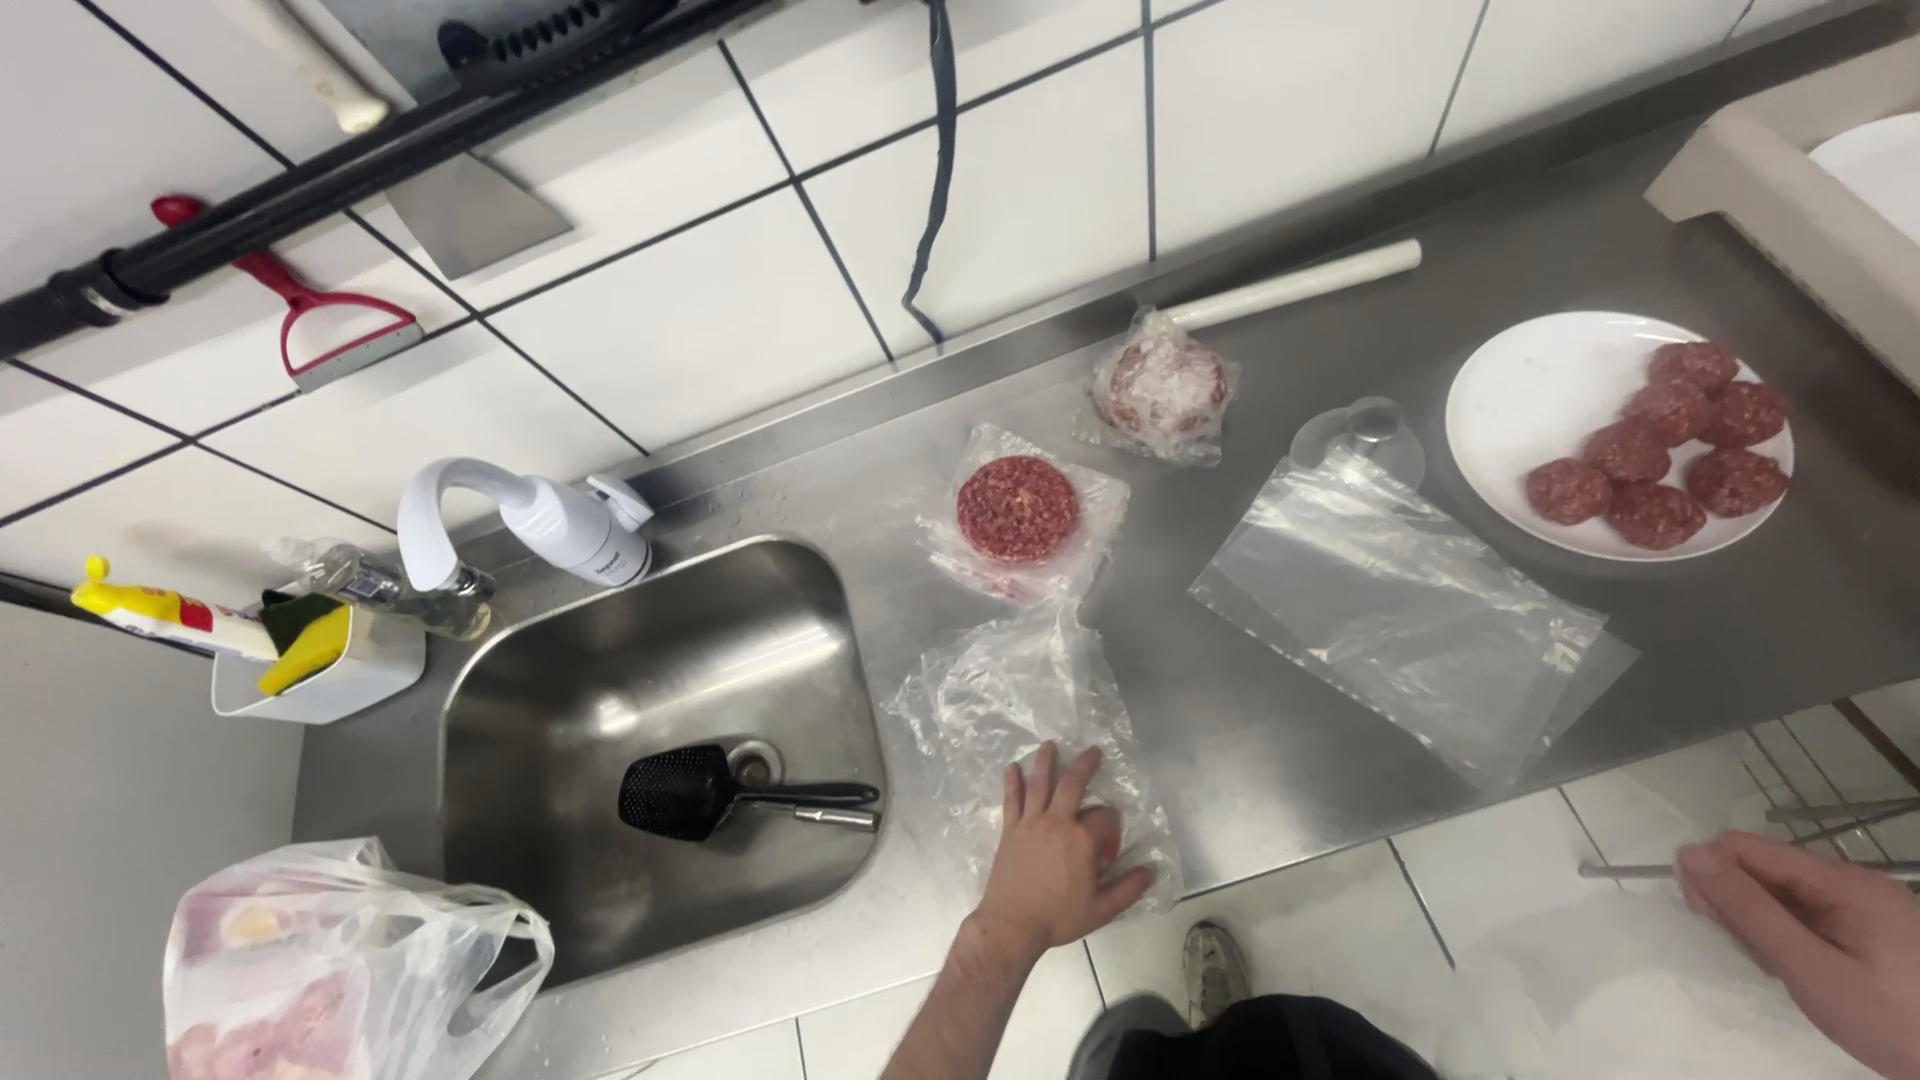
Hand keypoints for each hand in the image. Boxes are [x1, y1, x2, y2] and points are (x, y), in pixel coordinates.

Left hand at [970, 741, 1155, 960]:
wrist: (1012, 924)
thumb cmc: (1058, 917)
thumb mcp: (1101, 909)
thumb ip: (1128, 888)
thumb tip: (1151, 871)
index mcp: (1082, 840)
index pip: (1105, 818)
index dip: (1112, 831)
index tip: (1107, 853)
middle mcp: (1057, 822)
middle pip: (1073, 783)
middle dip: (1085, 764)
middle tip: (1093, 750)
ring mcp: (1031, 822)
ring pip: (1039, 783)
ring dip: (1045, 761)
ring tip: (1049, 744)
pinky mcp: (1010, 829)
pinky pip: (1011, 799)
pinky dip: (1012, 781)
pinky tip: (1012, 767)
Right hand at [1678, 831, 1919, 1079]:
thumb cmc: (1895, 1023)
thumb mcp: (1811, 968)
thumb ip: (1747, 908)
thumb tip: (1686, 853)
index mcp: (1845, 883)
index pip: (1743, 847)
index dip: (1710, 871)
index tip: (1703, 914)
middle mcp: (1853, 884)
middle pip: (1758, 867)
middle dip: (1735, 902)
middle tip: (1746, 948)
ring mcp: (1861, 907)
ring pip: (1773, 892)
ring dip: (1756, 922)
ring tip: (1775, 965)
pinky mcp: (1863, 929)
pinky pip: (1798, 913)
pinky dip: (1780, 934)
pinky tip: (1792, 965)